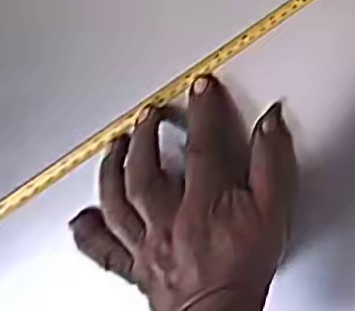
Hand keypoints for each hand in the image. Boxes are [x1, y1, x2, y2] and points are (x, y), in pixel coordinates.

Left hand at [70, 75, 297, 310]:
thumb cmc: (246, 268)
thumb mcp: (274, 208)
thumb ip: (271, 161)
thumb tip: (269, 123)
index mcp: (204, 202)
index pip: (200, 144)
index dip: (202, 109)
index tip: (202, 86)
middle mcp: (169, 220)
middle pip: (146, 170)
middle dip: (146, 135)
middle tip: (149, 113)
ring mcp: (148, 245)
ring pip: (118, 202)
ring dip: (113, 168)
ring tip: (116, 144)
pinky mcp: (136, 268)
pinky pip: (104, 250)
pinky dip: (88, 232)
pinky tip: (80, 218)